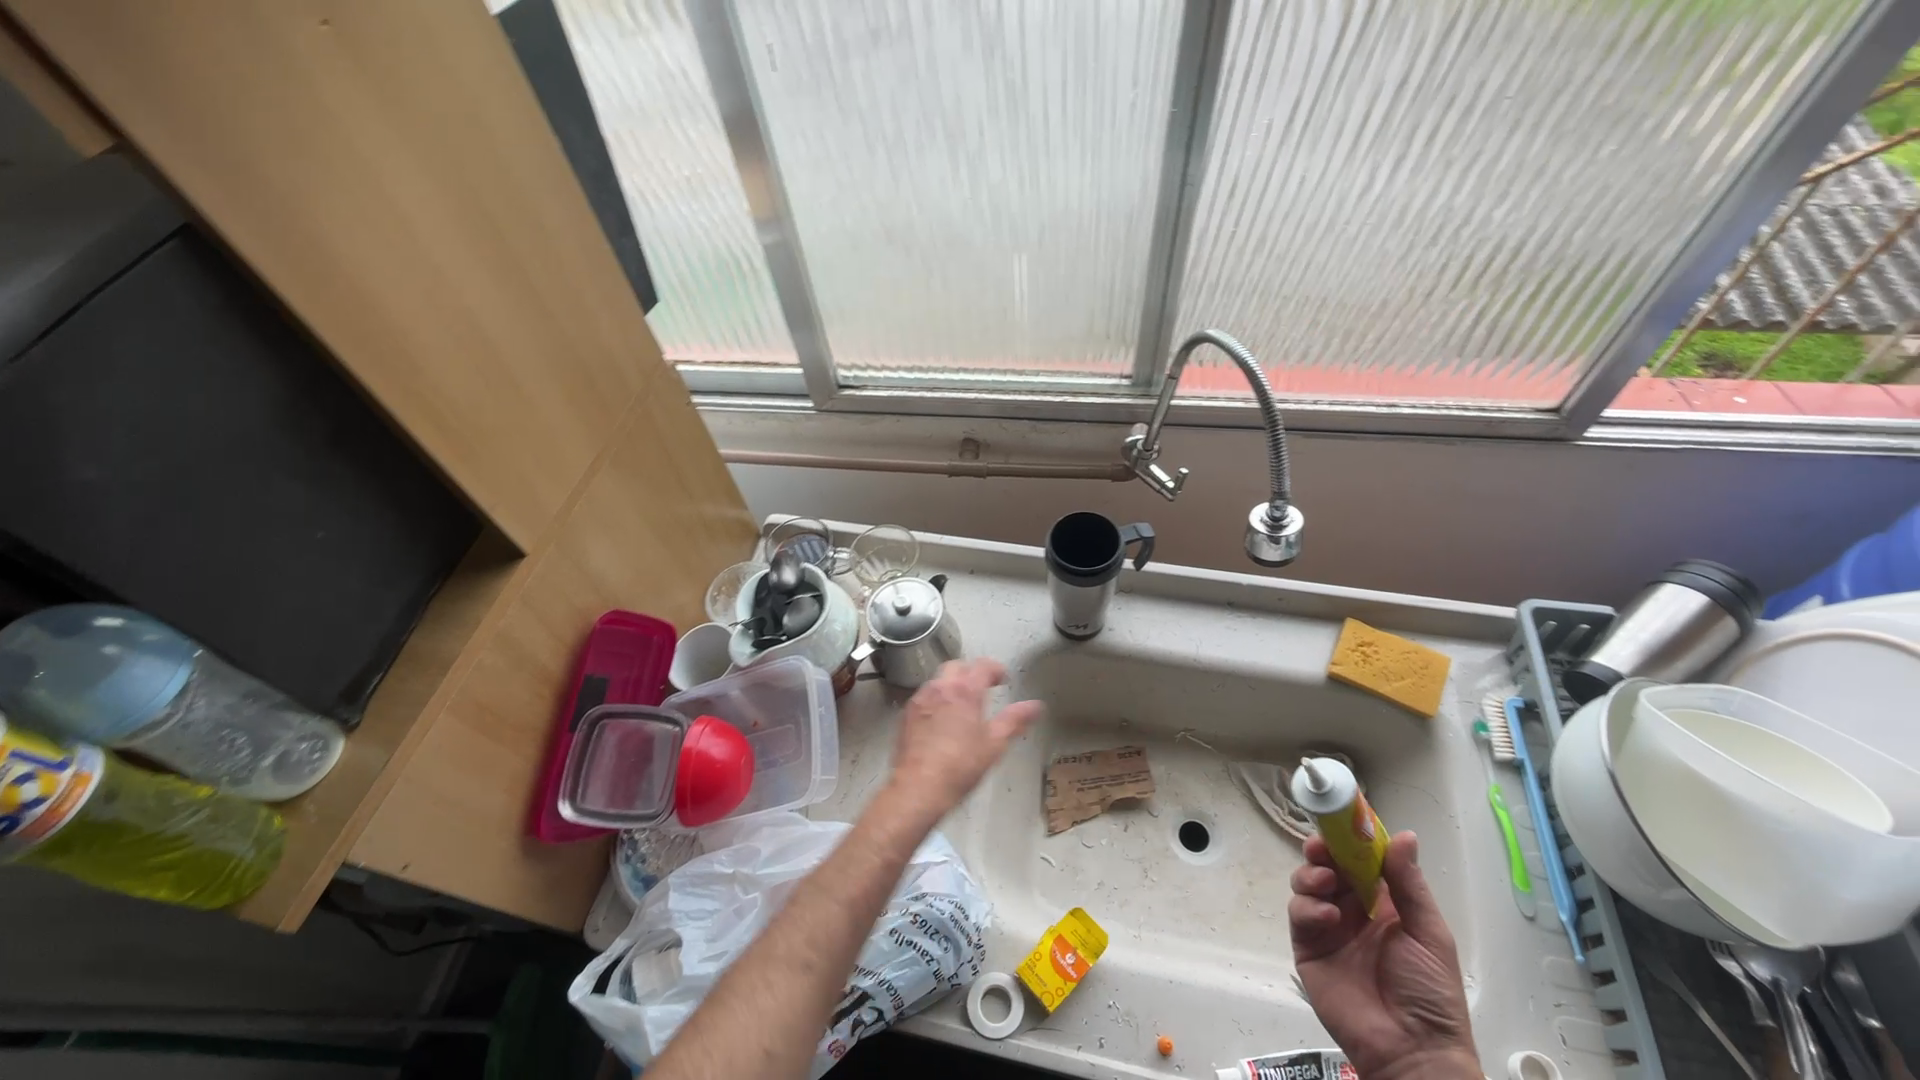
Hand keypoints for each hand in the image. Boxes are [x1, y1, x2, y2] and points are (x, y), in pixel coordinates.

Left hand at [887, 658, 1041, 820]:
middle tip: (984, 686)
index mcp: (965, 691)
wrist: (918, 787)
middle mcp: (940, 688)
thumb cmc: (961, 766)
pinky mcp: (906, 715)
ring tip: (963, 703)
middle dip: (972, 671)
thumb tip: (1036, 705)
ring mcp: (920, 700)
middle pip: (957, 666)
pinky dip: (937, 698)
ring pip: (938, 680)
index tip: (1003, 678)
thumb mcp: (995, 744)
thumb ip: (1015, 720)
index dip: (995, 669)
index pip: (982, 666)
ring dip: (953, 684)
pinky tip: (942, 718)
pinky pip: (925, 696)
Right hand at [1289, 832, 1479, 1079]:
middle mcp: (1353, 911)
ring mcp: (1328, 929)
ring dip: (1312, 875)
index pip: (1362, 861)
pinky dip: (1308, 908)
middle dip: (1322, 850)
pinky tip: (1328, 917)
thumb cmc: (1430, 991)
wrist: (1413, 1049)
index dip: (1352, 839)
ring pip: (1307, 885)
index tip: (1343, 817)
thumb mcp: (1428, 932)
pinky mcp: (1308, 949)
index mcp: (1385, 904)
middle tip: (1321, 846)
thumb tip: (1404, 835)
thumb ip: (1408, 884)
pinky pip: (1299, 916)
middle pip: (1328, 867)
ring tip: (1326, 881)